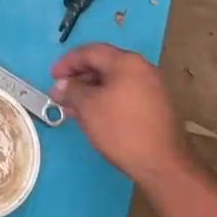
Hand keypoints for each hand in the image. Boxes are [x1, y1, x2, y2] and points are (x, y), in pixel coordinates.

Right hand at [50, 43, 188, 182]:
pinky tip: (94, 115)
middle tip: (61, 93)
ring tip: (73, 108)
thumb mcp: (88, 107)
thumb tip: (62, 85)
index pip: (90, 52)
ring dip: (91, 91)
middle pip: (103, 64)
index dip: (67, 63)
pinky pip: (125, 93)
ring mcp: (152, 87)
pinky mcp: (156, 106)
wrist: (163, 165)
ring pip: (113, 81)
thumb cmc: (122, 130)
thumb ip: (71, 90)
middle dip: (78, 78)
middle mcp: (142, 68)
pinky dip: (106, 99)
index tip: (52, 77)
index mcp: (126, 62)